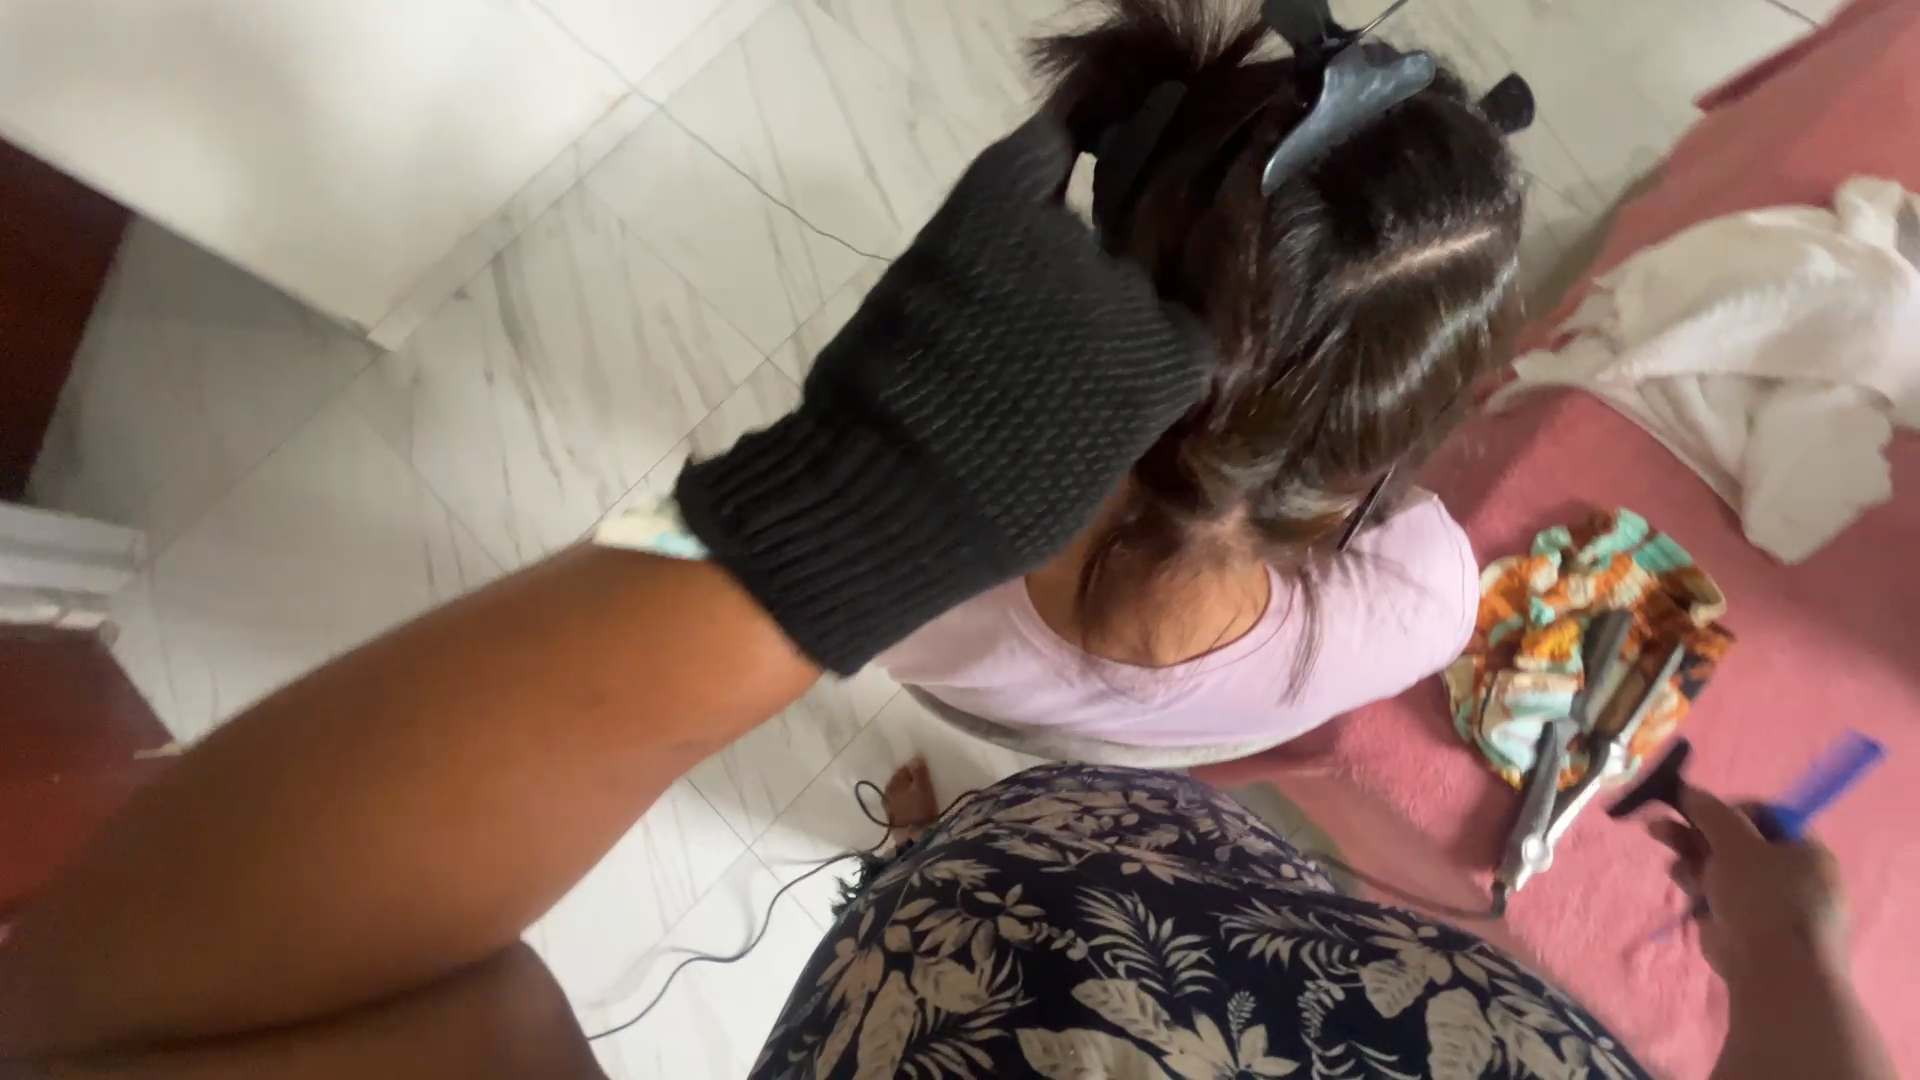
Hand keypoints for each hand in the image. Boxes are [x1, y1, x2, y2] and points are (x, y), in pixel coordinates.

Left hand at [677, 112, 1208, 673]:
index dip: (1134, 346)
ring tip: (997, 299)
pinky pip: (1034, 158)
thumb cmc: (987, 519)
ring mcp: (1061, 250)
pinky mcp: (991, 212)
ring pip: (1074, 233)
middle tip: (1030, 342)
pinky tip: (1033, 178)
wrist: (892, 499)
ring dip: (1046, 261)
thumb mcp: (1084, 480)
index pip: (1175, 330)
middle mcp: (1129, 297)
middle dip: (1085, 309)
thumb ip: (1114, 415)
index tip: (1098, 365)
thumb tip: (1109, 379)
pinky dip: (1037, 165)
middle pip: (1123, 279)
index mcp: (1162, 371)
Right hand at [1649, 786, 1848, 980]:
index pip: (1763, 815)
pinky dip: (1692, 879)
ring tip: (1662, 845)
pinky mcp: (1735, 911)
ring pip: (1711, 857)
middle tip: (1660, 821)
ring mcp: (1760, 893)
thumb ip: (1713, 813)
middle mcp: (1786, 870)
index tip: (1698, 808)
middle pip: (1729, 835)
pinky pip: (1707, 882)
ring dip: (1685, 851)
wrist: (1770, 966)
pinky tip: (1687, 886)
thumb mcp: (1738, 845)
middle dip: (1692, 827)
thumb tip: (1690, 789)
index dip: (1728, 808)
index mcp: (1803, 852)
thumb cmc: (1764, 897)